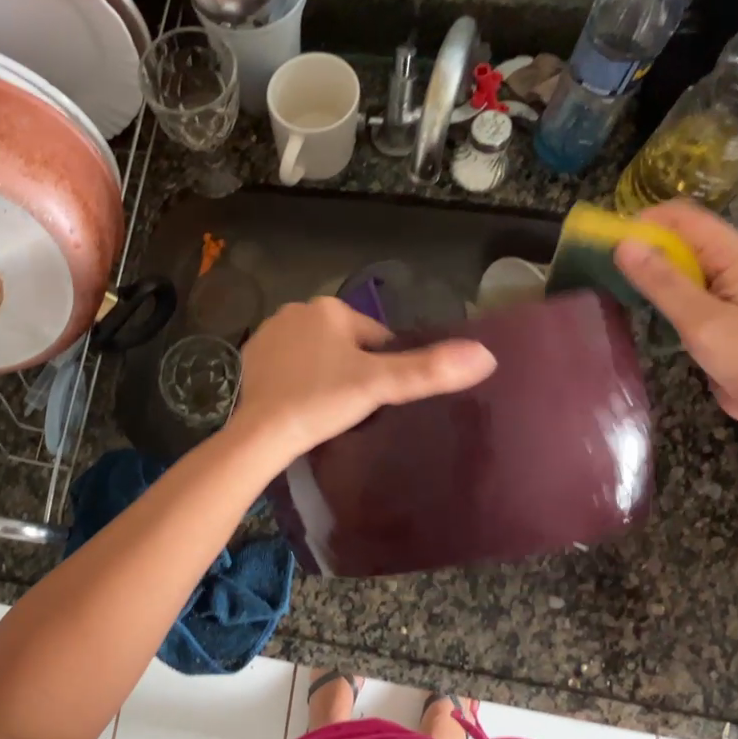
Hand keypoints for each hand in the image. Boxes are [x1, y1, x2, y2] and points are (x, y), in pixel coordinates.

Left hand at [228, 297, 496, 457]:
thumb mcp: (381, 386)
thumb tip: (486, 355)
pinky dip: (296, 378)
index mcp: (330, 308)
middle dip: (351, 368)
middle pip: (344, 342)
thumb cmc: (323, 401)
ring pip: (315, 352)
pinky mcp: (250, 354)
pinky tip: (298, 403)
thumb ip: (430, 370)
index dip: (381, 368)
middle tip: (349, 405)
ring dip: (324, 373)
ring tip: (324, 407)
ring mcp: (269, 331)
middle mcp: (297, 309)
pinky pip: (287, 363)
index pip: (374, 337)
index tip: (374, 397)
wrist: (264, 430)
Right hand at [613, 201, 737, 443]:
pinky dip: (660, 291)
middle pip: (680, 237)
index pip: (683, 217)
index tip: (606, 243)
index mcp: (736, 254)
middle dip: (643, 245)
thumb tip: (623, 244)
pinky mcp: (719, 311)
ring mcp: (727, 287)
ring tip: (614, 283)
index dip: (644, 222)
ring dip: (649, 269)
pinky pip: (683, 288)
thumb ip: (662, 281)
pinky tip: (640, 305)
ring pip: (680, 264)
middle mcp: (733, 262)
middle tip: (604, 265)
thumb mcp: (701, 320)